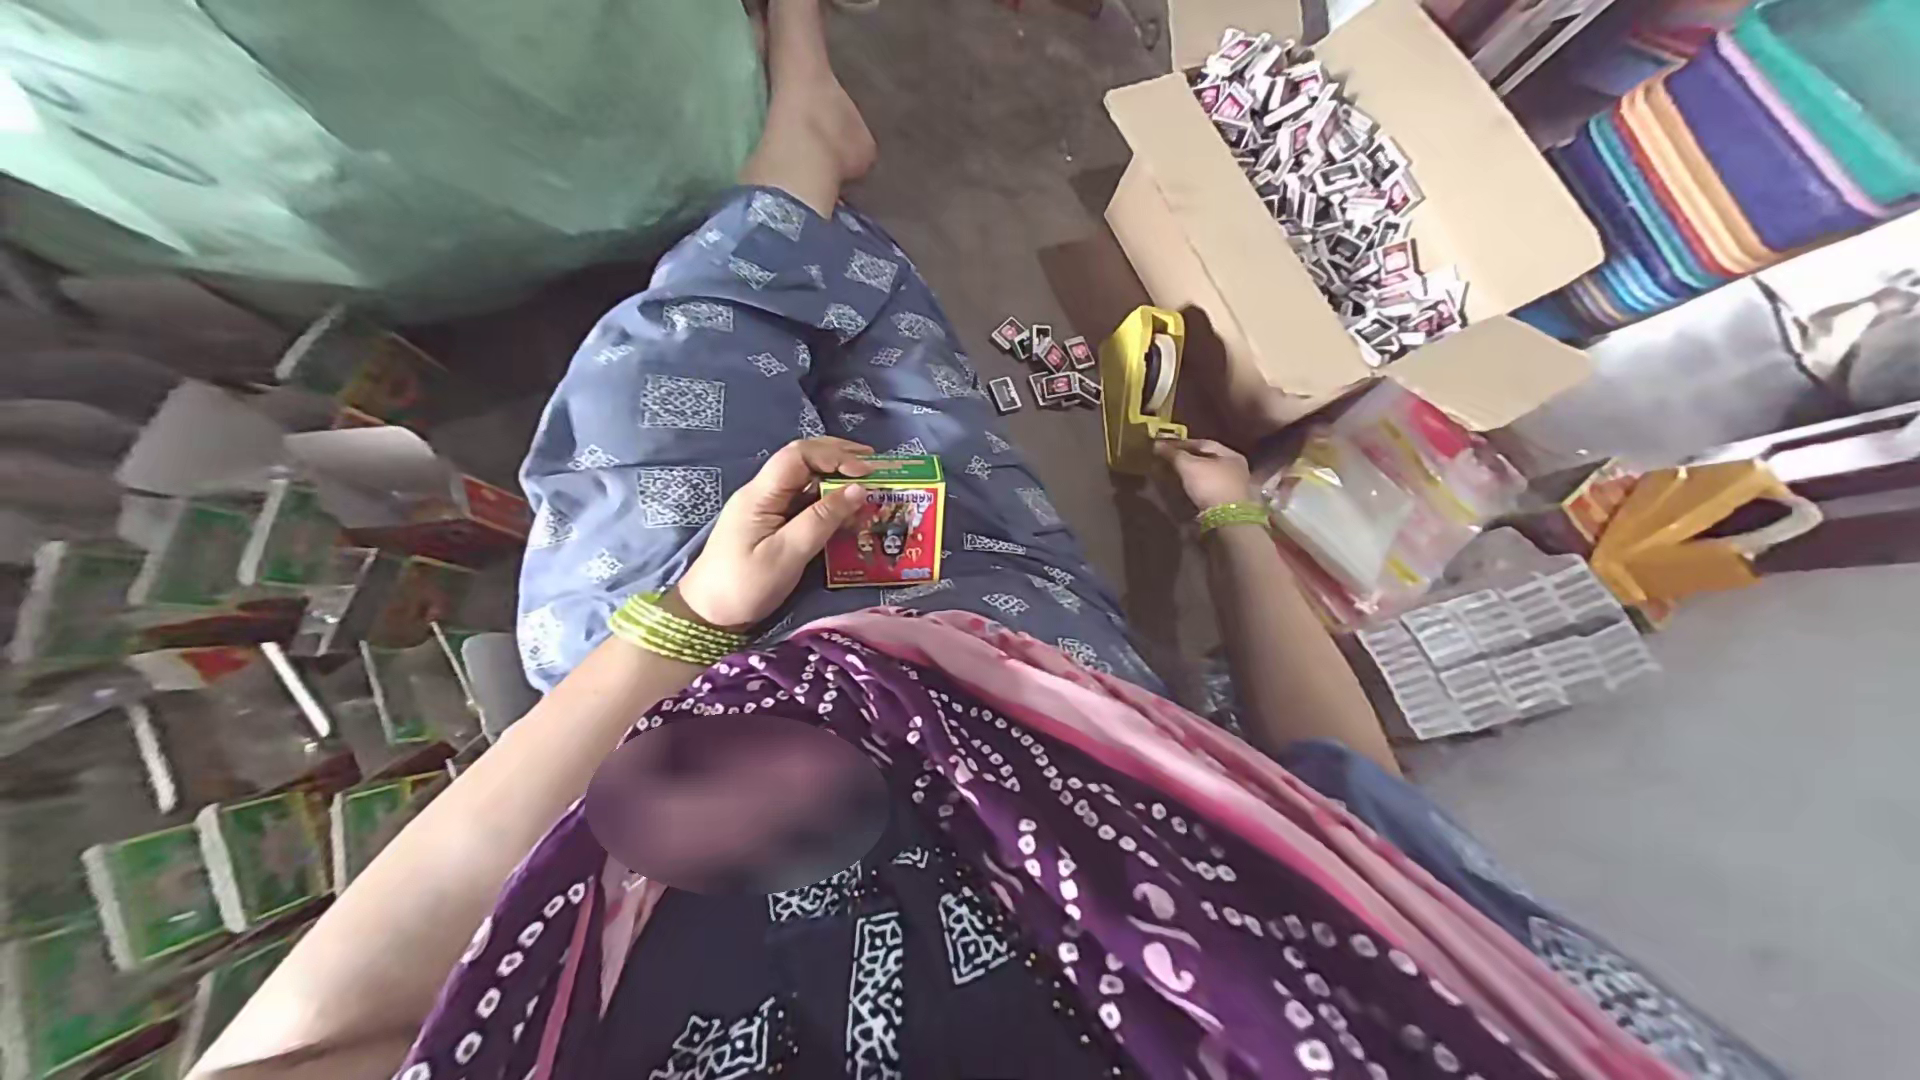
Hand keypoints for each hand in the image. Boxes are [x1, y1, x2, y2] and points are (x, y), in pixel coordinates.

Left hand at [676, 438, 874, 630]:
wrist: (708, 615)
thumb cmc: (745, 585)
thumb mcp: (787, 554)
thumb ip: (822, 519)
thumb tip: (858, 489)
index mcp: (761, 494)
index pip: (799, 455)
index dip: (834, 456)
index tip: (865, 472)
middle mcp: (764, 493)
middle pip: (804, 459)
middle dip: (840, 458)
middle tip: (876, 466)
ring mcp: (768, 508)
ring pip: (807, 480)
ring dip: (838, 480)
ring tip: (870, 487)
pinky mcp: (773, 524)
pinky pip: (805, 502)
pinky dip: (830, 502)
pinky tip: (850, 511)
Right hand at [1154, 438, 1255, 510]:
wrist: (1226, 519)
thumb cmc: (1210, 485)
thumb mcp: (1189, 466)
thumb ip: (1174, 454)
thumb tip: (1157, 444)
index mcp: (1231, 455)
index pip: (1203, 443)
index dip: (1182, 444)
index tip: (1164, 446)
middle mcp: (1234, 468)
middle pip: (1206, 458)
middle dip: (1185, 458)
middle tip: (1166, 459)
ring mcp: (1231, 486)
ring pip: (1205, 473)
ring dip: (1188, 472)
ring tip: (1171, 472)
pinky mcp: (1225, 501)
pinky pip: (1205, 487)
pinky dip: (1193, 484)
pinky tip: (1182, 485)